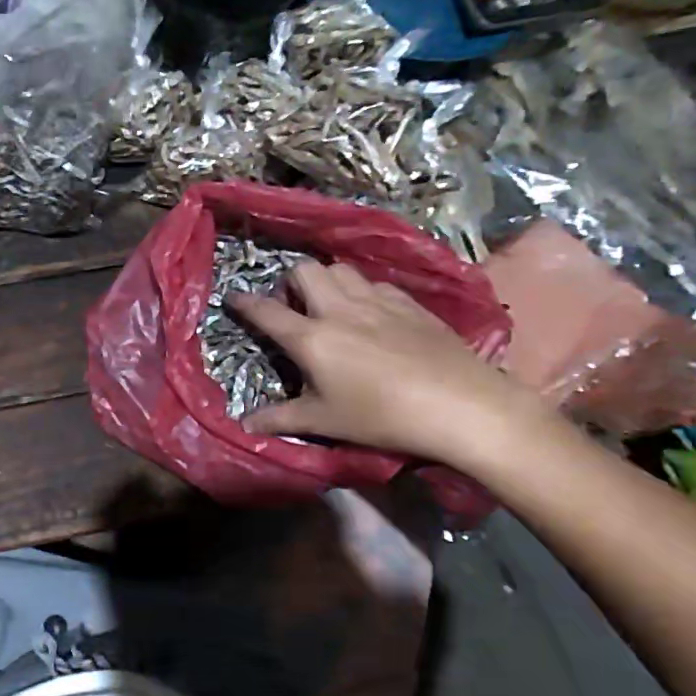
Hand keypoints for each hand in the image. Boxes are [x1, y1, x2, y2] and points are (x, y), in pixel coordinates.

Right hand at [228, 258, 547, 466]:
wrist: (463, 407)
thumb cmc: (382, 417)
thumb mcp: (323, 422)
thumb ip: (279, 419)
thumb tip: (244, 426)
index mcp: (310, 338)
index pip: (265, 311)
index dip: (243, 303)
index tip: (232, 299)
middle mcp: (339, 310)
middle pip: (305, 270)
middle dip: (290, 282)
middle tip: (293, 307)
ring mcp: (378, 303)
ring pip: (341, 269)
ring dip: (326, 281)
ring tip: (329, 305)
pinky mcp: (411, 305)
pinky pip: (376, 283)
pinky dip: (362, 291)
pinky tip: (370, 315)